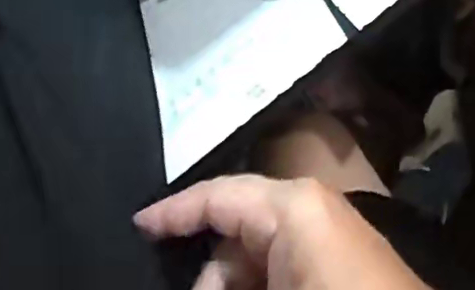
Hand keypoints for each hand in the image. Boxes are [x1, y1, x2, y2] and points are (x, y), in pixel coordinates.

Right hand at [136, 175, 429, 289]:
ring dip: (232, 286)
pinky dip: (261, 287)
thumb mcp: (270, 289)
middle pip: (235, 237)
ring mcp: (326, 236)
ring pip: (258, 259)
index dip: (175, 210)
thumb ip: (225, 280)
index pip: (221, 195)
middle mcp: (308, 209)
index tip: (137, 226)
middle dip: (206, 276)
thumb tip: (202, 277)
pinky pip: (283, 271)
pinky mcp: (337, 263)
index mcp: (292, 205)